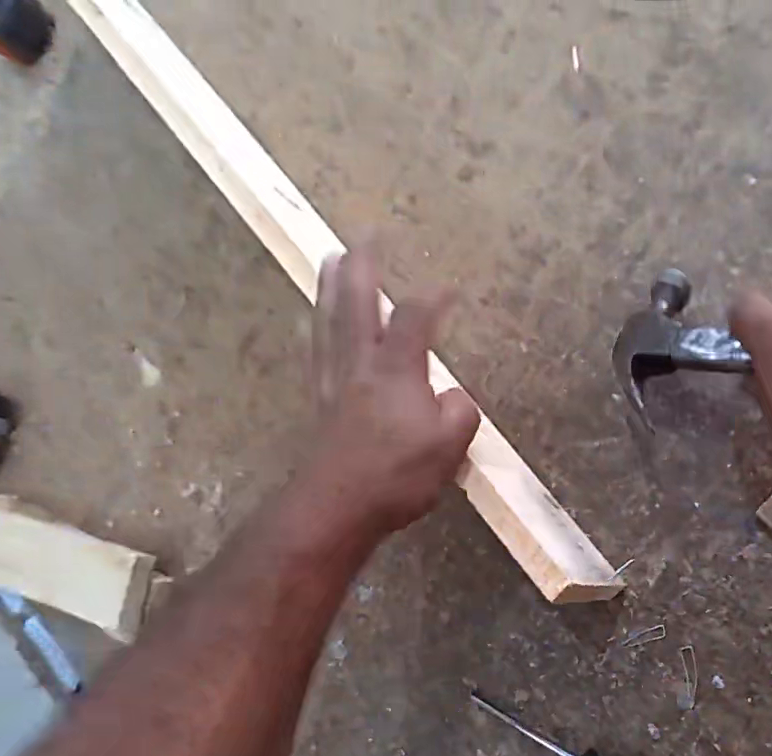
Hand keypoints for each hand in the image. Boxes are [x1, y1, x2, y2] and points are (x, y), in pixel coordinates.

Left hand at [299, 246, 479, 533]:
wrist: (337, 505)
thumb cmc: (398, 475)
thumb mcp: (450, 446)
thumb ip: (459, 412)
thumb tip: (453, 396)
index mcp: (397, 370)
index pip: (414, 319)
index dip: (433, 299)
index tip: (451, 289)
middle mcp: (361, 364)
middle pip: (357, 303)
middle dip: (363, 266)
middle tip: (365, 235)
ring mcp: (335, 381)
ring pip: (329, 320)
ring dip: (331, 285)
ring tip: (330, 259)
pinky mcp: (320, 402)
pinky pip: (315, 349)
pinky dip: (315, 326)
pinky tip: (312, 322)